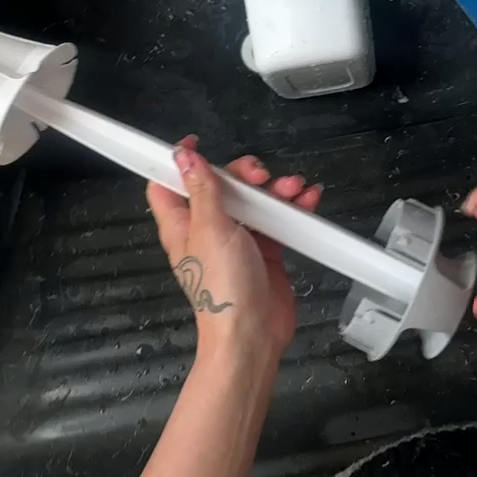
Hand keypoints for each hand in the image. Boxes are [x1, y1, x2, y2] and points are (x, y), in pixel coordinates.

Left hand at [146, 137, 322, 363]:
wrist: (254, 333)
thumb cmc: (223, 289)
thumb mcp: (210, 228)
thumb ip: (202, 189)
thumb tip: (184, 157)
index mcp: (183, 223)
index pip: (169, 184)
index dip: (179, 161)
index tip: (196, 143)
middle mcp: (208, 228)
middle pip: (221, 184)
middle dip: (244, 173)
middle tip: (259, 176)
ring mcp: (238, 238)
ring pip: (254, 198)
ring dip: (276, 188)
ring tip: (292, 190)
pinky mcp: (266, 249)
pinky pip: (279, 218)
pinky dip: (294, 206)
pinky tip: (307, 200)